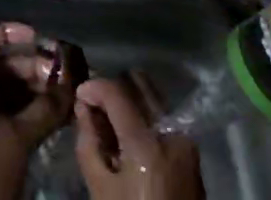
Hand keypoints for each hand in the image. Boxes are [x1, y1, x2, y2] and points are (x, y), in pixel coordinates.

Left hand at [0, 22, 76, 199]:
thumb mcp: (17, 137)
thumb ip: (44, 109)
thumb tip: (71, 86)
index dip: (8, 32)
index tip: (38, 36)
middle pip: (4, 69)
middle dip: (34, 67)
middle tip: (64, 75)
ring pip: (14, 94)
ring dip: (40, 92)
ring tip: (69, 95)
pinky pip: (18, 117)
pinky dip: (38, 113)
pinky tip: (62, 116)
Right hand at [75, 77, 203, 199]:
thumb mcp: (99, 188)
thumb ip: (88, 141)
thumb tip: (83, 106)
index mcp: (146, 142)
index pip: (115, 91)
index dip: (92, 87)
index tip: (78, 96)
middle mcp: (171, 131)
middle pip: (138, 82)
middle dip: (112, 87)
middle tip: (95, 105)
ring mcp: (186, 138)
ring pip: (153, 93)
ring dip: (129, 96)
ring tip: (111, 118)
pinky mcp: (191, 147)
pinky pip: (164, 112)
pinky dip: (144, 110)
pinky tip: (129, 131)